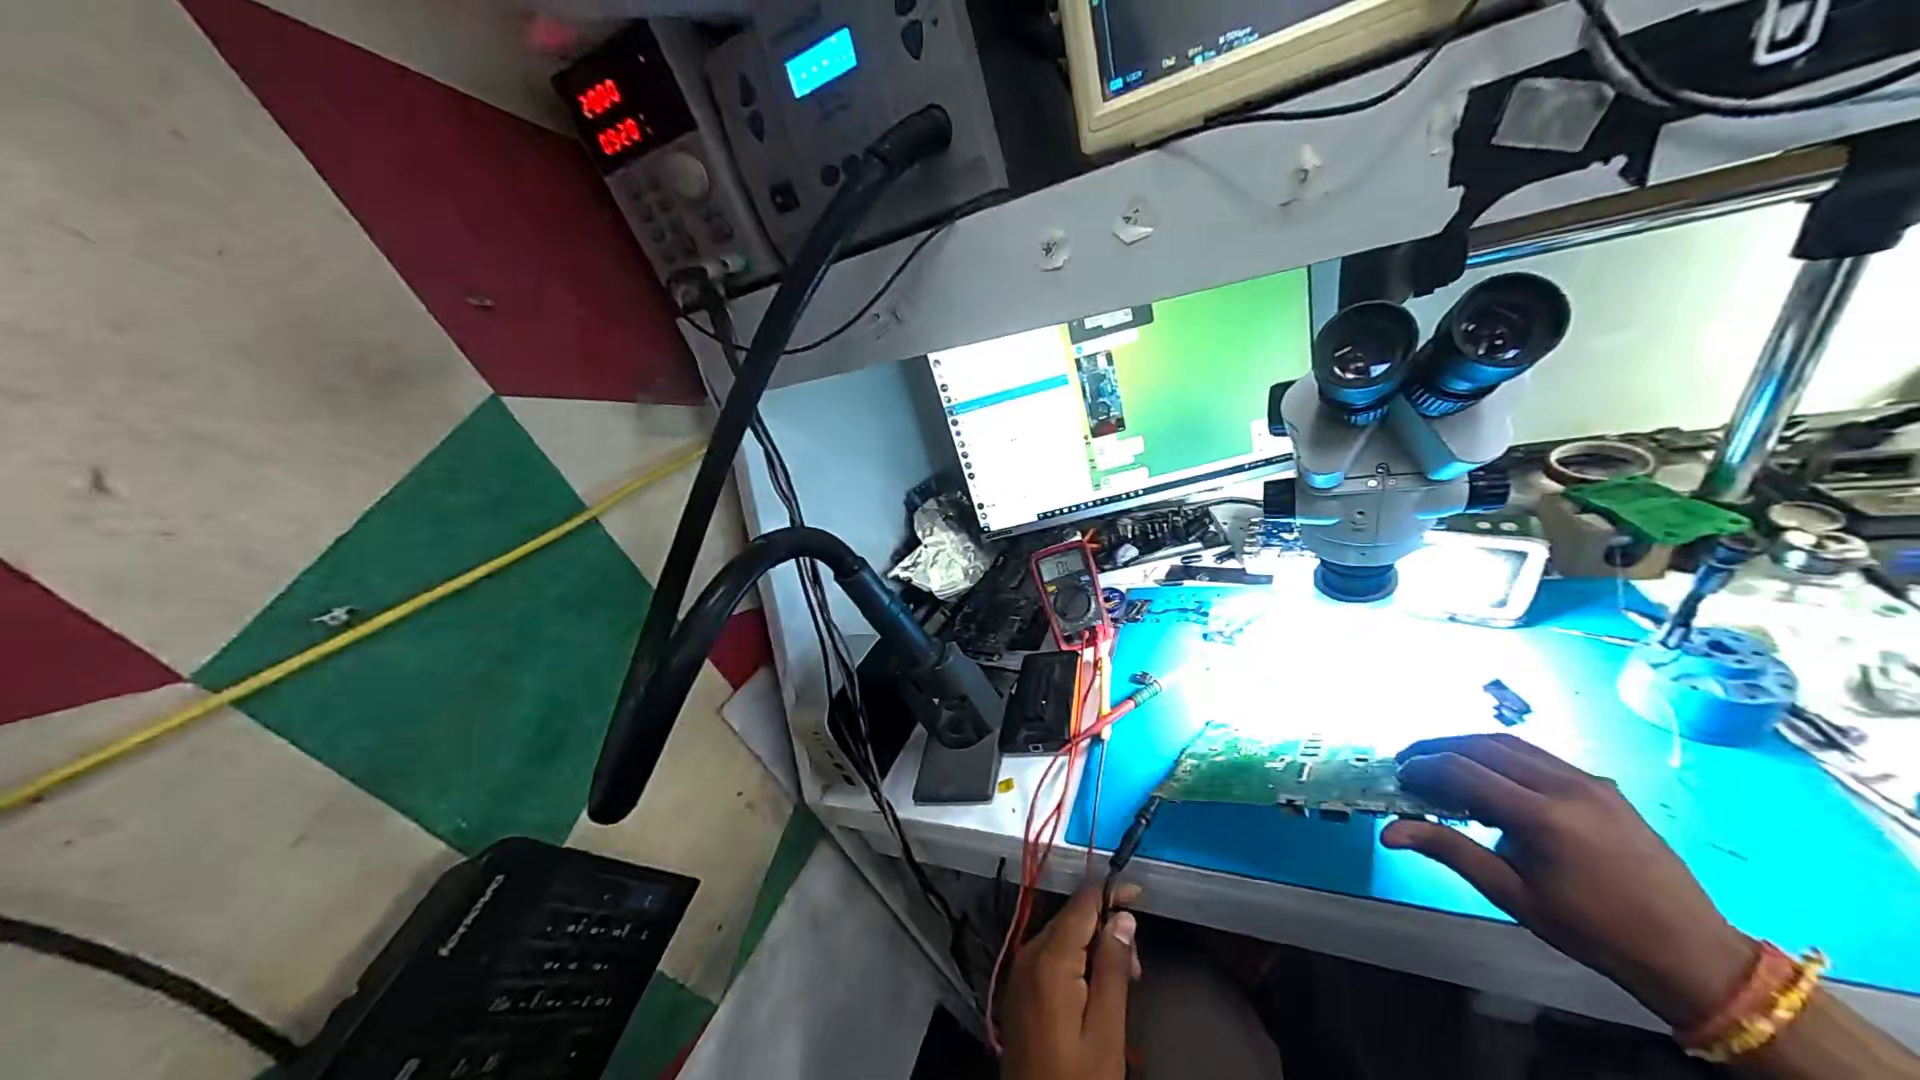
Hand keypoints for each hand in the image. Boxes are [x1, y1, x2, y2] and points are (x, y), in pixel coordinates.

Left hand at [1001, 884, 1141, 1079]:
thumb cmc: (1076, 1077)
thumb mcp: (1106, 1029)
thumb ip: (1113, 967)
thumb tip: (1123, 917)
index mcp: (1049, 959)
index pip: (1082, 904)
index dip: (1110, 892)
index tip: (1139, 894)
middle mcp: (1029, 954)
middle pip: (1072, 918)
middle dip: (1106, 926)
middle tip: (1136, 965)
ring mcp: (1020, 970)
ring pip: (1063, 936)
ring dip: (1094, 945)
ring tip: (1123, 980)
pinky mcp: (1020, 987)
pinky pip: (1051, 955)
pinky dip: (1077, 959)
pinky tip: (1097, 986)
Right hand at [1383, 734, 1756, 1029]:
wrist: (1690, 952)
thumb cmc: (1592, 931)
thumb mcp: (1512, 895)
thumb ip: (1449, 851)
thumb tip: (1389, 832)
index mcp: (1543, 817)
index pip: (1461, 770)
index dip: (1421, 768)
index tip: (1397, 777)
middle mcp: (1566, 786)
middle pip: (1483, 745)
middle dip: (1437, 748)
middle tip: (1408, 763)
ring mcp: (1590, 782)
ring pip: (1511, 743)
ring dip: (1467, 746)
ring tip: (1440, 764)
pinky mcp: (1603, 786)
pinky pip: (1539, 756)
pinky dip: (1500, 755)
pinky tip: (1488, 776)